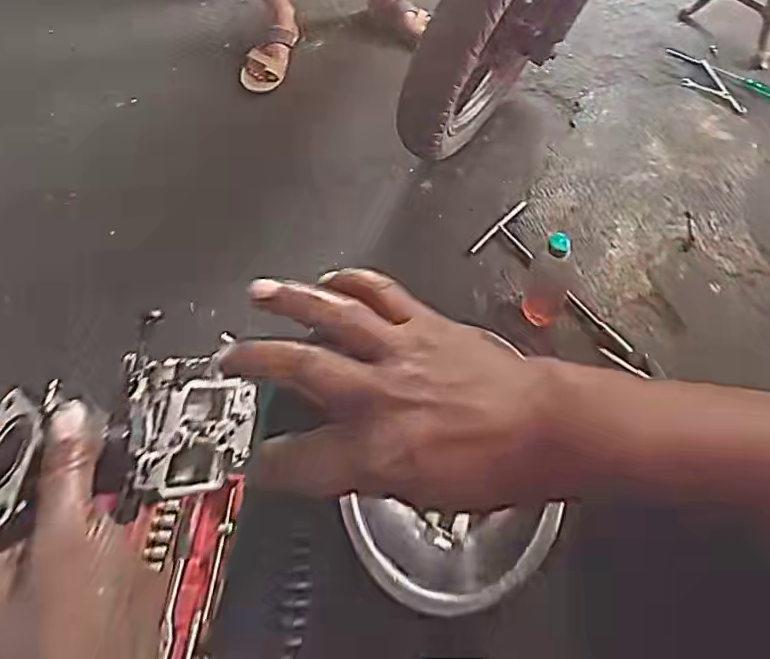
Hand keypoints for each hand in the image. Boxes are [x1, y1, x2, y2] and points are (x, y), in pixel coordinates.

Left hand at [0, 402, 163, 658]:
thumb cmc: (67, 633)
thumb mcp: (68, 537)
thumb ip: (67, 474)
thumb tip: (69, 421)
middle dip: (9, 472)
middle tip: (30, 434)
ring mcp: (27, 585)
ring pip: (30, 520)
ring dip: (53, 483)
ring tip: (76, 449)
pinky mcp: (67, 580)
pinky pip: (66, 527)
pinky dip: (81, 500)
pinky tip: (106, 486)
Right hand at [221, 270, 557, 507]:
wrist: (538, 424)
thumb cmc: (492, 466)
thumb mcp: (419, 492)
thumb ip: (371, 472)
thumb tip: (345, 461)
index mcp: (374, 451)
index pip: (298, 459)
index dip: (268, 461)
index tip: (255, 456)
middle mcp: (380, 394)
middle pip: (302, 368)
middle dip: (257, 360)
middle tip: (231, 356)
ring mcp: (403, 350)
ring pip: (336, 315)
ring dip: (294, 300)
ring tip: (262, 291)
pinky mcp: (427, 324)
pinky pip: (385, 293)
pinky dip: (357, 280)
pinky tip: (336, 276)